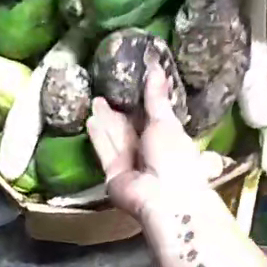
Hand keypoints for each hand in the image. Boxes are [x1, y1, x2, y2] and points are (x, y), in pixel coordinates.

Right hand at [86, 64, 212, 220]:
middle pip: (130, 128)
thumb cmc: (174, 158)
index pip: (152, 117)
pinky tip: (91, 120)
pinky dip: (99, 137)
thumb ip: (156, 98)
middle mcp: (148, 151)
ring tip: (95, 100)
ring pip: (116, 139)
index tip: (129, 84)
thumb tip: (157, 69)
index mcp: (167, 138)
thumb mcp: (166, 122)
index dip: (140, 102)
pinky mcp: (113, 174)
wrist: (164, 197)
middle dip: (118, 111)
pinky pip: (105, 152)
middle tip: (106, 90)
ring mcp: (130, 164)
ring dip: (106, 121)